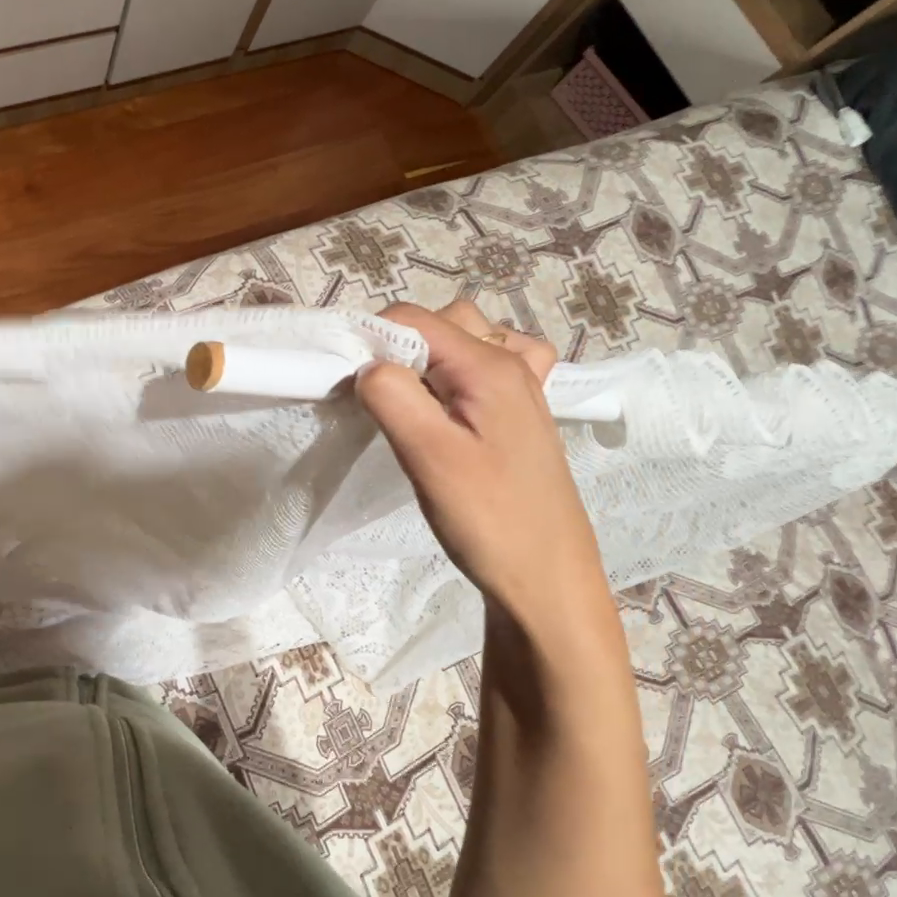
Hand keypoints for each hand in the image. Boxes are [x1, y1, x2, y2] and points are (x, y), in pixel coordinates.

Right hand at [358, 302, 609, 622]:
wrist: (546, 578)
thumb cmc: (488, 518)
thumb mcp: (429, 456)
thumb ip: (392, 397)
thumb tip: (366, 365)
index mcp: (490, 366)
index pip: (414, 318)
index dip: (373, 338)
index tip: (349, 382)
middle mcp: (511, 364)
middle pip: (441, 322)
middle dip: (399, 345)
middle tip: (379, 396)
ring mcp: (522, 389)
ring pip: (466, 340)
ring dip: (429, 357)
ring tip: (412, 401)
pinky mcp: (520, 416)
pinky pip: (491, 366)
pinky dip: (463, 370)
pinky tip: (453, 402)